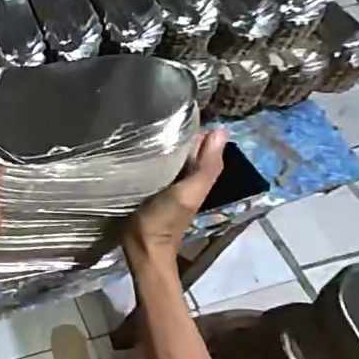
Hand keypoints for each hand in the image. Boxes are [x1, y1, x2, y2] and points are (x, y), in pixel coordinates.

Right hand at [125, 128, 227, 265]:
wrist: (142, 247)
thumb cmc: (166, 219)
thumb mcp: (189, 192)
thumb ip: (207, 165)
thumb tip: (222, 130)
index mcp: (200, 174)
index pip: (201, 142)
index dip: (192, 127)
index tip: (173, 112)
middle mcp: (186, 175)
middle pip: (184, 147)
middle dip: (175, 133)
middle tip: (152, 118)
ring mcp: (167, 181)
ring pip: (169, 155)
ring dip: (161, 143)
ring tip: (143, 128)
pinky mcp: (149, 186)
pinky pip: (154, 165)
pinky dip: (150, 155)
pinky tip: (136, 148)